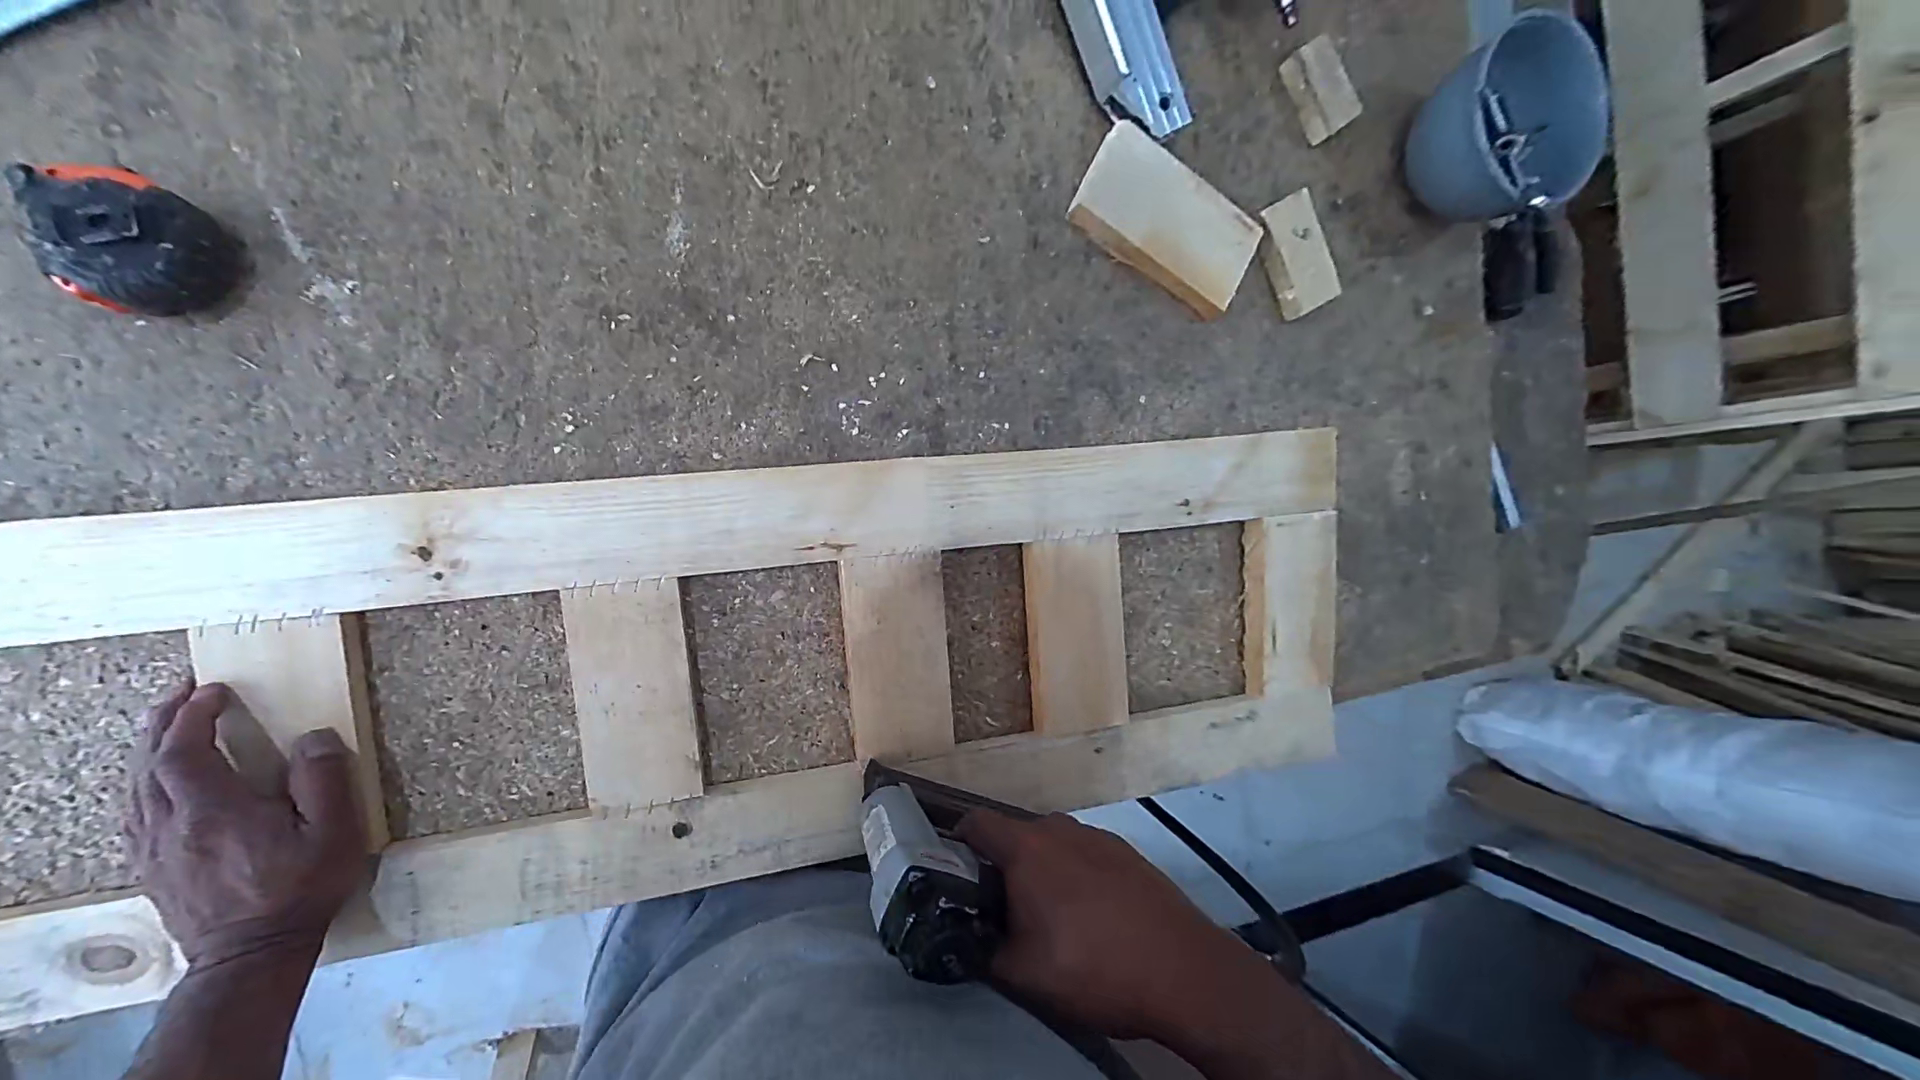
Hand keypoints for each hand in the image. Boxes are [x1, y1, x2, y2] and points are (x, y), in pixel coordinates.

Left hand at [126, 680, 367, 968]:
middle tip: (181, 692)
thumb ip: (323, 778)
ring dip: (148, 749)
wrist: (252, 952)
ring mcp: (154, 849)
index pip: (184, 752)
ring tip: (168, 725)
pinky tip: (158, 778)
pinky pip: (134, 812)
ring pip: (133, 788)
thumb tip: (312, 737)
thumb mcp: (333, 829)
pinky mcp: (152, 866)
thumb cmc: (301, 885)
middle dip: (161, 723)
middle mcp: (170, 826)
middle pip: (147, 765)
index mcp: (214, 812)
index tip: (215, 689)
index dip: (193, 715)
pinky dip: (143, 781)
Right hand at [957, 810, 1272, 1042]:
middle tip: (1005, 913)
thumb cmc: (1095, 967)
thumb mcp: (1024, 975)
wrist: (1185, 971)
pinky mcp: (1127, 852)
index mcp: (1027, 848)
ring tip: (1054, 919)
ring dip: (1042, 872)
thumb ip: (983, 952)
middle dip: (1003, 869)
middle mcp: (1059, 829)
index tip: (956, 875)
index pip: (975, 823)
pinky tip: (1095, 917)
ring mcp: (1097, 837)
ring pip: (1052, 846)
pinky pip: (1085, 855)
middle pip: (1015, 837)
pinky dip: (1077, 876)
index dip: (957, 844)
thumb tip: (965, 942)